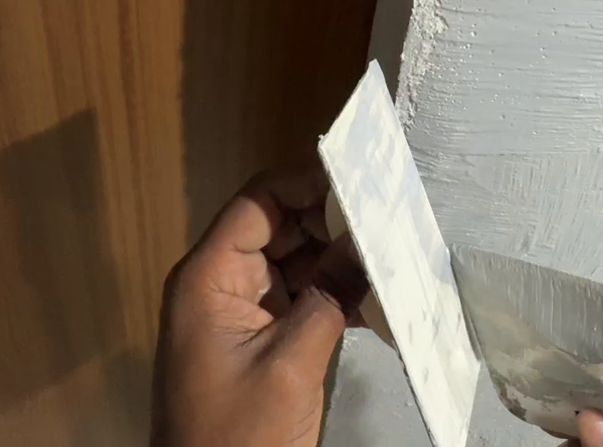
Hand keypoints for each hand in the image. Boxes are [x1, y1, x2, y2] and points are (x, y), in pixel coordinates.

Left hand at [151, 166, 368, 446]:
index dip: (307, 181)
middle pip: (281, 223)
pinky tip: (377, 291)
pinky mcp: (263, 334)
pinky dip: (336, 289)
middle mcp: (223, 279)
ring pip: (297, 256)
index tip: (362, 180)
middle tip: (388, 216)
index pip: (260, 201)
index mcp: (210, 274)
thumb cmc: (240, 438)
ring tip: (392, 246)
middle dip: (332, 218)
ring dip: (340, 255)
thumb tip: (370, 238)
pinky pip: (303, 292)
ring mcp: (243, 308)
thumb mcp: (290, 364)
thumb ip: (331, 293)